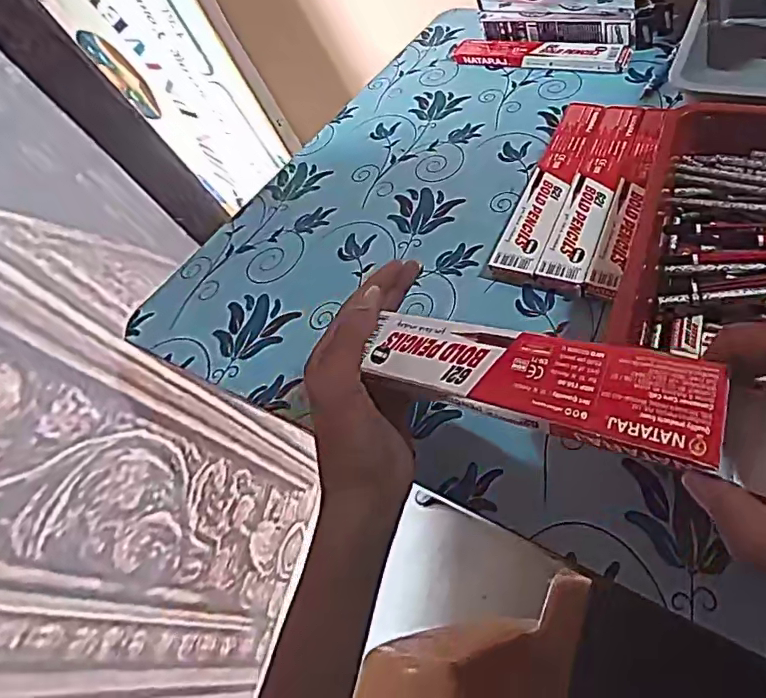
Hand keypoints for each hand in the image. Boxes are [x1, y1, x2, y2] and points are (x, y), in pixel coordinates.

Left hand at [303, 260, 423, 522]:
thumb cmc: (353, 446)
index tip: (403, 265)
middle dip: (392, 291)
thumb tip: (370, 297)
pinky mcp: (393, 400)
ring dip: (408, 315)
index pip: (355, 310)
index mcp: (329, 361)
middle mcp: (347, 368)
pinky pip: (408, 363)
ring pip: (391, 338)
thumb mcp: (340, 389)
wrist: (369, 499)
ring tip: (427, 297)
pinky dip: (422, 346)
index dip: (378, 284)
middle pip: (372, 318)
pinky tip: (436, 339)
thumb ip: (348, 341)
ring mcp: (372, 384)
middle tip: (416, 269)